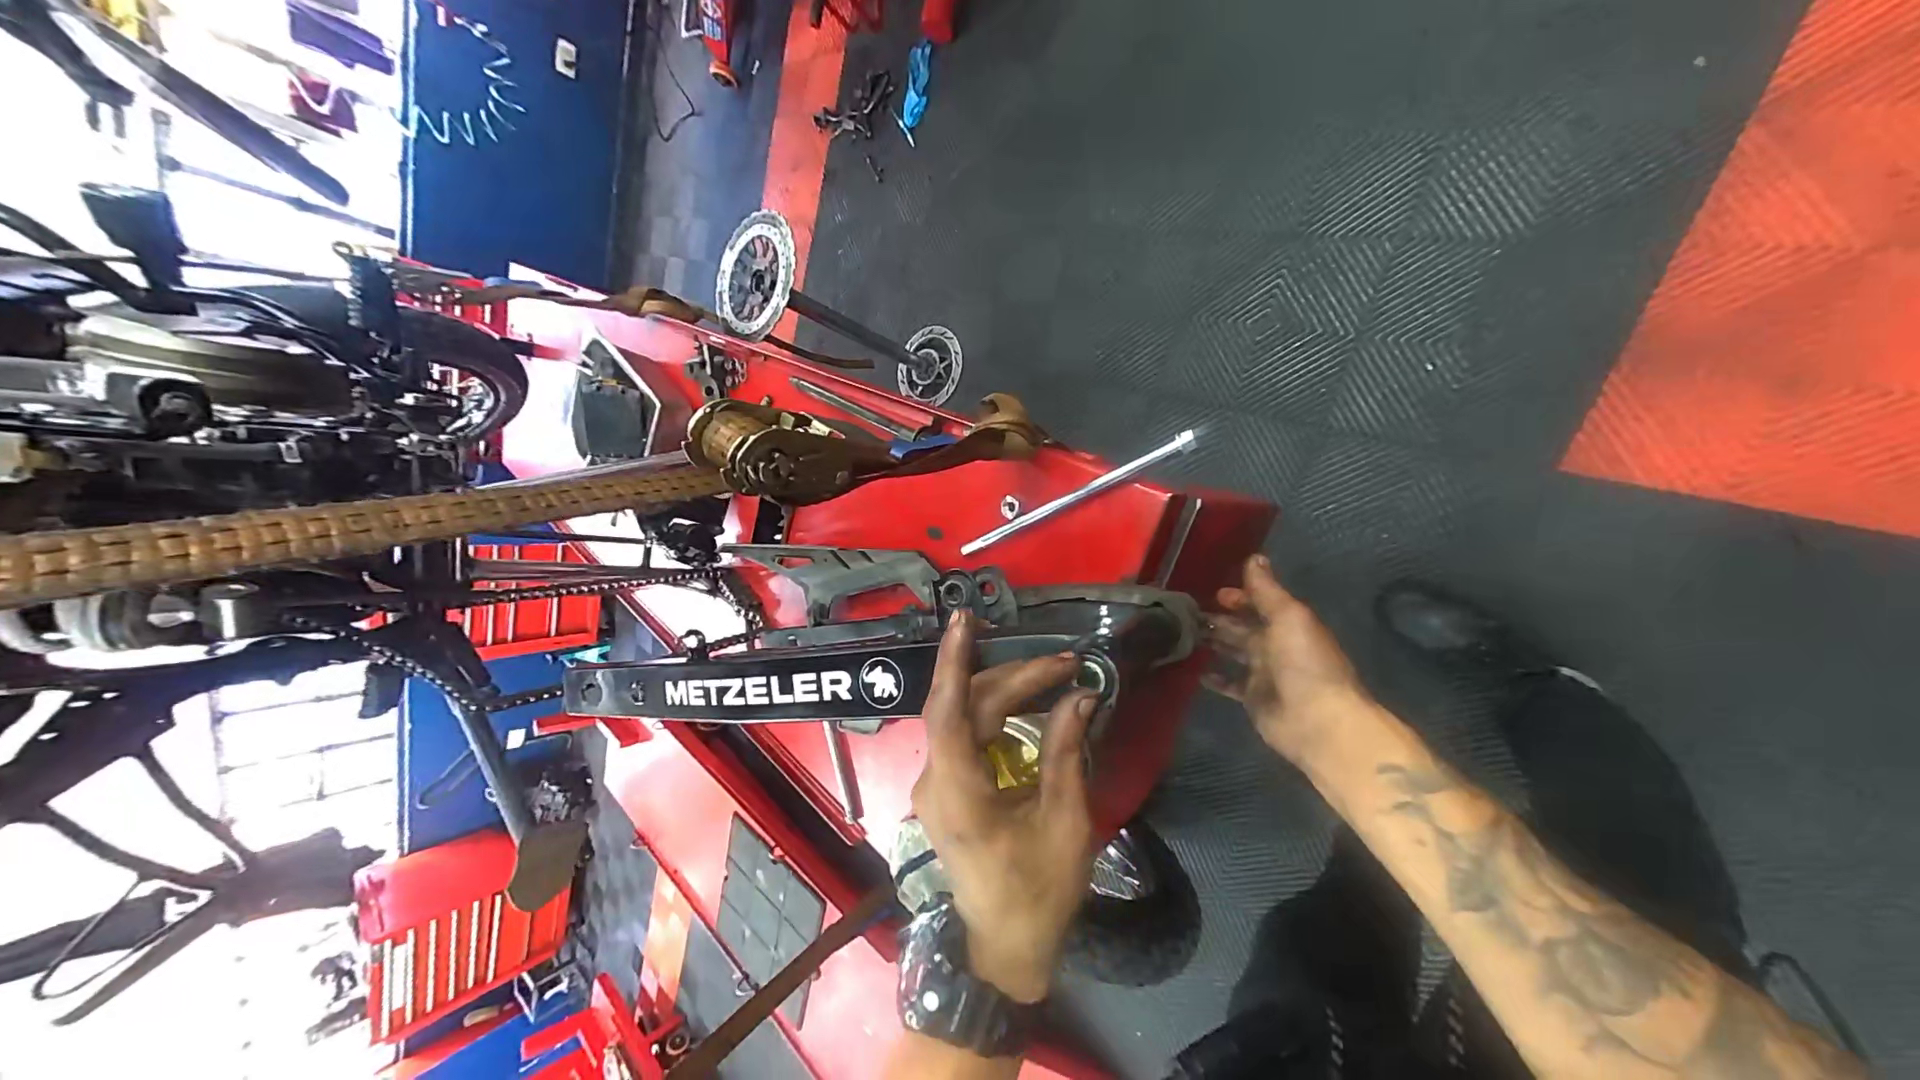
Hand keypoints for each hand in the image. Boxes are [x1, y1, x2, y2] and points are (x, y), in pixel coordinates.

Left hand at [910, 611, 1099, 1003]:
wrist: (1004, 948)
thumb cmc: (1037, 892)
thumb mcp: (1064, 822)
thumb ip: (1065, 752)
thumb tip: (1080, 695)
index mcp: (958, 792)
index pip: (947, 713)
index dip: (954, 662)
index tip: (964, 621)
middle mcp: (935, 781)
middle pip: (966, 708)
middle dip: (1014, 677)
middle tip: (1065, 662)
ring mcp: (935, 785)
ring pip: (963, 718)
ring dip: (1005, 690)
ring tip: (1052, 672)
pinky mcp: (946, 789)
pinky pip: (965, 736)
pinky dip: (994, 712)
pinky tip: (1023, 699)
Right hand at [1206, 554, 1370, 764]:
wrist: (1316, 720)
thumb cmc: (1303, 662)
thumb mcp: (1288, 616)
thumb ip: (1267, 589)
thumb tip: (1255, 556)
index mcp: (1288, 624)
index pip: (1260, 603)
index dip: (1239, 596)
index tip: (1213, 592)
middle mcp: (1276, 645)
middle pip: (1243, 627)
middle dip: (1220, 618)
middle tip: (1186, 612)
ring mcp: (1263, 673)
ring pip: (1233, 651)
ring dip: (1213, 642)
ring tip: (1183, 634)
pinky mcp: (1253, 698)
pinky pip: (1229, 683)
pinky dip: (1214, 677)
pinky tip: (1194, 671)